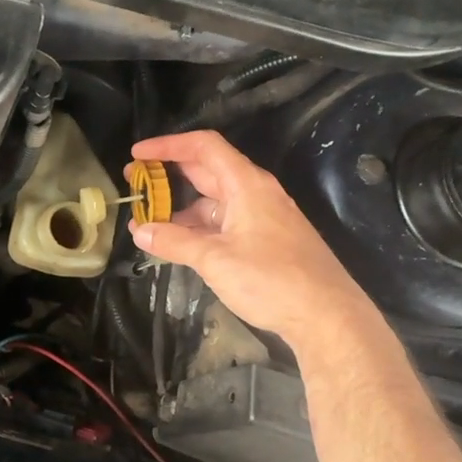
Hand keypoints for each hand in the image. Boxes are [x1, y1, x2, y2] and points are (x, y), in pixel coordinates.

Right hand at [128, 131, 384, 352]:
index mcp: (247, 185)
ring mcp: (261, 217)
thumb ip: (174, 242)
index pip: (204, 147)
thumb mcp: (215, 260)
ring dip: (179, 206)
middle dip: (168, 174)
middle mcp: (255, 193)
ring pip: (212, 201)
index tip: (136, 155)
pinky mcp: (264, 241)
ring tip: (147, 219)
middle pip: (206, 170)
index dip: (168, 145)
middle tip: (134, 181)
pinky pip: (223, 223)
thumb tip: (140, 230)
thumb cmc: (272, 279)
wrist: (327, 316)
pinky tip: (176, 243)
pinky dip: (196, 227)